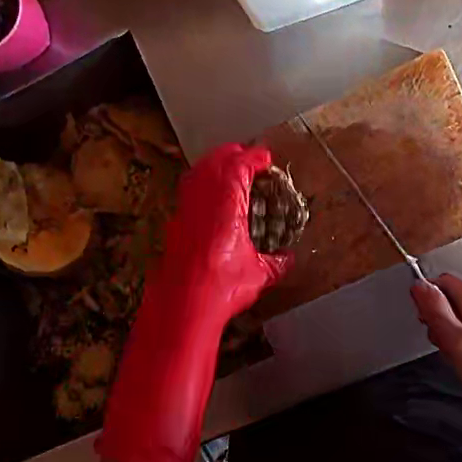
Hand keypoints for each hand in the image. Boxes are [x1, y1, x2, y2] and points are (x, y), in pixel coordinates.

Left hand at [149, 142, 290, 319]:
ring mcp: (186, 212)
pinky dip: (200, 183)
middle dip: (233, 154)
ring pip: (197, 173)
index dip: (254, 157)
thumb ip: (275, 263)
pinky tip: (208, 194)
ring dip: (214, 165)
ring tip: (228, 167)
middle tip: (248, 155)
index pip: (239, 167)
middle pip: (215, 162)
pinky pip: (188, 191)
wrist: (183, 307)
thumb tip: (285, 259)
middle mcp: (203, 203)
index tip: (265, 156)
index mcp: (227, 206)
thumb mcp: (259, 274)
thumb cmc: (218, 288)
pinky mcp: (176, 225)